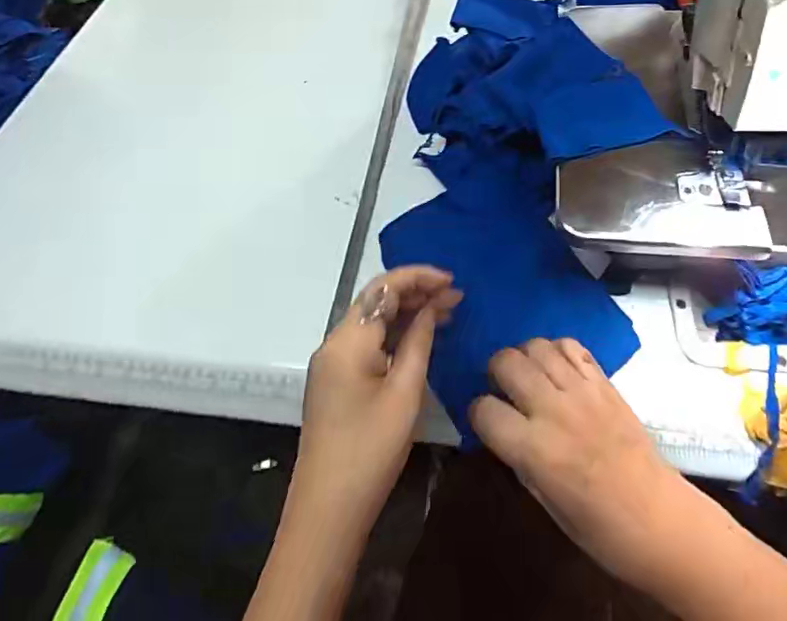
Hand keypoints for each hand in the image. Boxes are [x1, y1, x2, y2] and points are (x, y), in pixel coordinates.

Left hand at [296, 267, 461, 531]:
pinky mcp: (338, 382)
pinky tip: (424, 337)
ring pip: (374, 321)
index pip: (384, 288)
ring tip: (449, 312)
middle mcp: (335, 344)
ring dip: (409, 311)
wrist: (329, 510)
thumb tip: (432, 306)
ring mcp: (333, 364)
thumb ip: (419, 340)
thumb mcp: (405, 390)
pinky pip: (370, 342)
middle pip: (376, 301)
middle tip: (457, 297)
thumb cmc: (371, 448)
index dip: (419, 277)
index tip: (453, 281)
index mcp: (347, 341)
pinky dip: (397, 333)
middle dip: (417, 292)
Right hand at [469, 338, 693, 586]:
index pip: (485, 410)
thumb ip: (520, 459)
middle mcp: (554, 409)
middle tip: (501, 386)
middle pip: (508, 362)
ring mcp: (582, 390)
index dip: (477, 412)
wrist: (655, 513)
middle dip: (496, 370)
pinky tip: (557, 367)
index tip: (483, 418)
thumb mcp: (544, 500)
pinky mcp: (605, 381)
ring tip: (528, 372)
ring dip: (525, 355)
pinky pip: (573, 347)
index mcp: (534, 449)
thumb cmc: (597, 526)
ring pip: (539, 346)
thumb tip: (504, 432)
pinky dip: (557, 350)